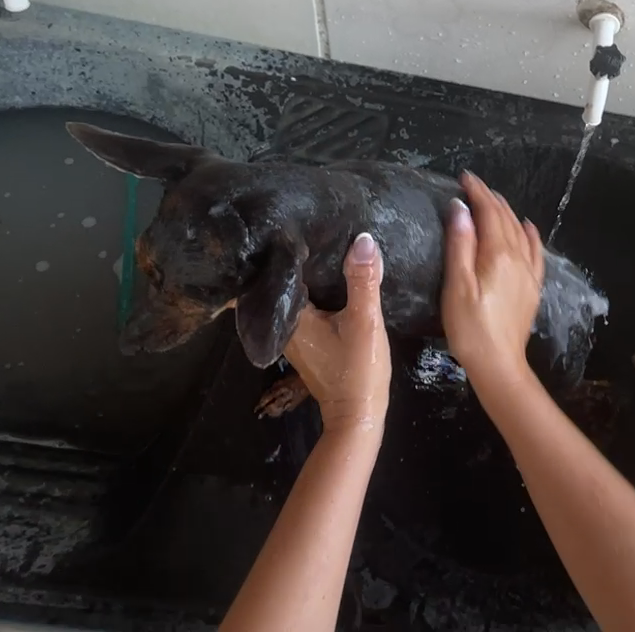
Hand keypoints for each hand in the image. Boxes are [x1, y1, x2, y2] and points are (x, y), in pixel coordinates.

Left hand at [284, 233, 389, 434]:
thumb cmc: (357, 369)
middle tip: (295, 220)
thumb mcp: (364, 321)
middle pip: (277, 283)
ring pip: (289, 294)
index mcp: (288, 318)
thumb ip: (362, 280)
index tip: (281, 220)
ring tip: (312, 238)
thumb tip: (362, 239)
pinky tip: (326, 273)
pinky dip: (310, 288)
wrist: (359, 414)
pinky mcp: (308, 340)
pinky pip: (302, 305)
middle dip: (283, 257)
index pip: (270, 276)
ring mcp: (294, 335)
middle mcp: (283, 325)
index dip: (274, 249)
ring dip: (298, 273)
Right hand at [442, 172, 545, 393]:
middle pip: (505, 218)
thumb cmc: (470, 327)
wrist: (499, 364)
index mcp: (497, 254)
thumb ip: (460, 245)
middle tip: (473, 186)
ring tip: (494, 199)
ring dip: (507, 211)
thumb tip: (461, 208)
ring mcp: (528, 272)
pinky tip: (528, 227)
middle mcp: (517, 257)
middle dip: (489, 198)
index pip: (488, 212)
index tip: (464, 177)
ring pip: (520, 231)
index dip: (477, 192)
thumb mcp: (457, 285)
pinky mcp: (532, 286)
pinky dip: (530, 234)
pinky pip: (535, 251)